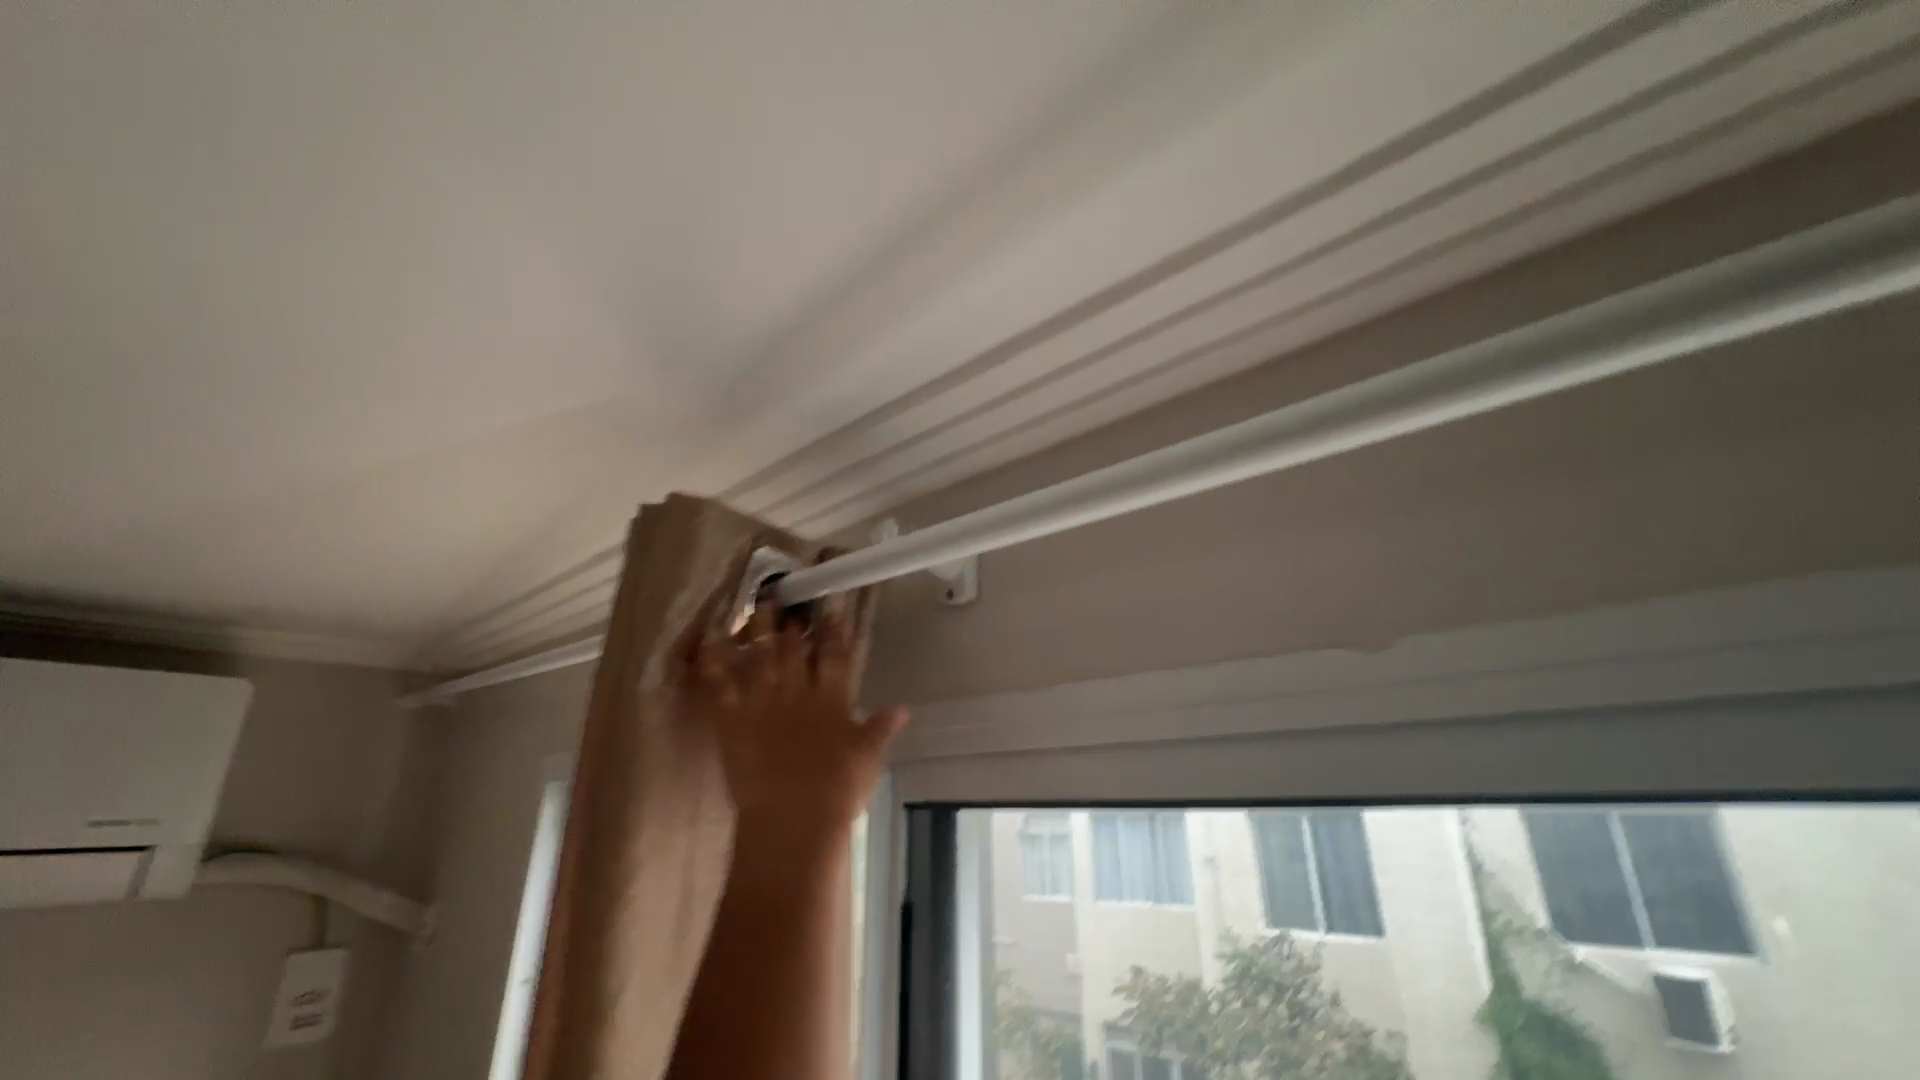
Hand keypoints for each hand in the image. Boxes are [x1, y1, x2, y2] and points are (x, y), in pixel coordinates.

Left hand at [687, 599, 906, 835]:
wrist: (793, 817)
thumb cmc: (837, 792)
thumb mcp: (868, 759)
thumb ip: (880, 729)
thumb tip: (902, 709)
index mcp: (831, 700)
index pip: (834, 656)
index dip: (832, 631)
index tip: (831, 610)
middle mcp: (797, 692)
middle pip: (794, 648)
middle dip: (792, 622)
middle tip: (788, 598)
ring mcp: (762, 702)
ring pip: (760, 655)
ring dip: (758, 628)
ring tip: (758, 604)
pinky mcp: (732, 719)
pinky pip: (719, 684)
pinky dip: (713, 661)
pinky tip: (708, 640)